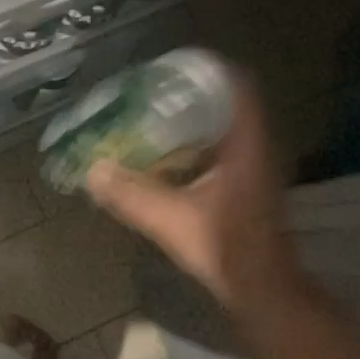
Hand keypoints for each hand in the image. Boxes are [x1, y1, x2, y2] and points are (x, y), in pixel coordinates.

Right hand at [85, 71, 302, 316]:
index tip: (174, 66)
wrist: (266, 293)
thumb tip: (93, 172)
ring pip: (224, 128)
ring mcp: (256, 169)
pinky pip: (222, 149)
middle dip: (190, 94)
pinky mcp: (249, 187)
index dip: (208, 69)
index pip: (237, 86)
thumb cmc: (228, 249)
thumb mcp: (172, 221)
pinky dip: (196, 145)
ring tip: (152, 117)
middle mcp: (256, 148)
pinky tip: (166, 156)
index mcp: (246, 145)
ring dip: (193, 120)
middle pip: (227, 103)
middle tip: (151, 91)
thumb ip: (132, 195)